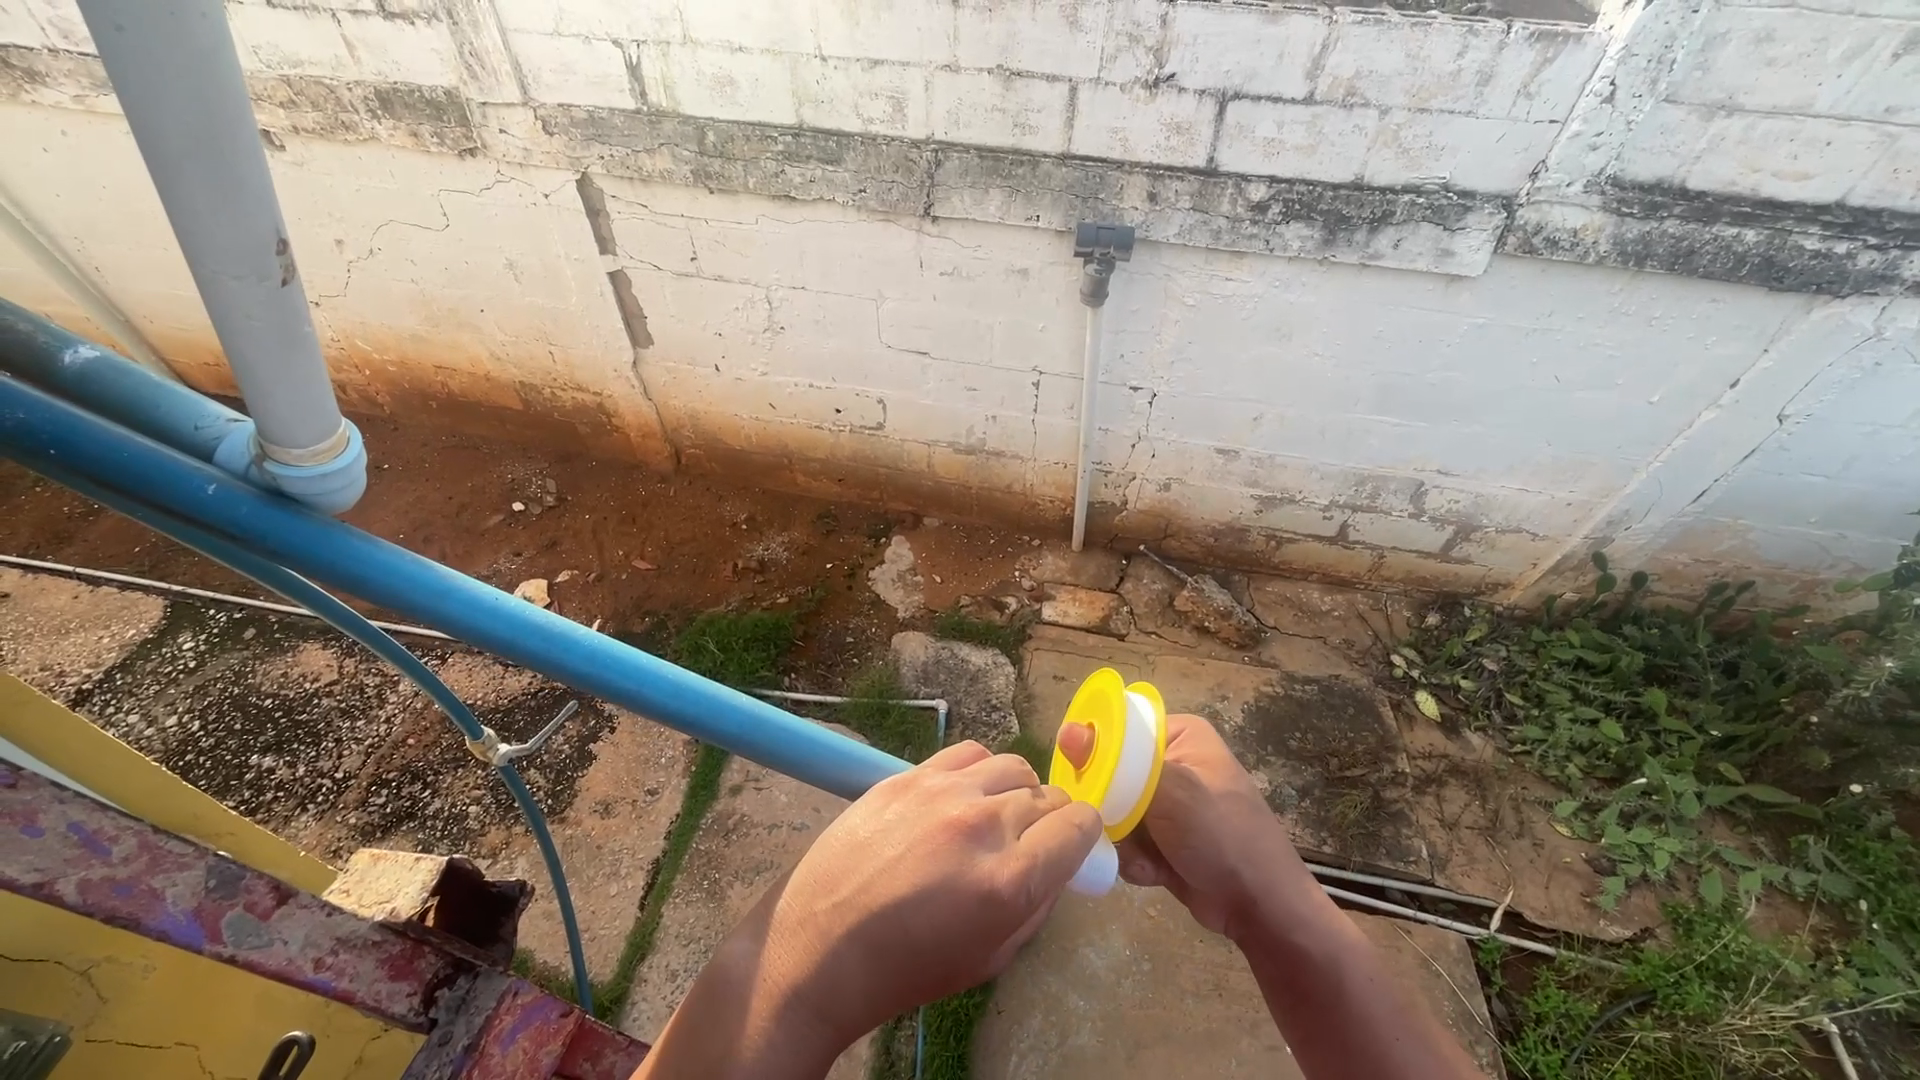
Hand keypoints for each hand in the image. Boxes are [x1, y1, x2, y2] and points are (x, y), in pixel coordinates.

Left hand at [748, 741, 1101, 1047]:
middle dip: (1050, 820)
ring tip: (993, 817)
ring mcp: (943, 792)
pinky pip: (969, 752)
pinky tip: (963, 796)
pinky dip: (980, 772)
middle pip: (1048, 795)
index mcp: (1010, 881)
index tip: (1072, 845)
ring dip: (1016, 791)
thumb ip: (1037, 904)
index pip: (1079, 825)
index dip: (1084, 836)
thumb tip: (1058, 864)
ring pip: (1013, 766)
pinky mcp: (909, 775)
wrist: (819, 946)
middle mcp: (984, 824)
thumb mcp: (991, 957)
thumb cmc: (907, 968)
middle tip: (1027, 843)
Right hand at [1057, 713, 1315, 941]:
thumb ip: (1117, 762)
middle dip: (1111, 811)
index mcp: (1179, 734)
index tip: (1083, 783)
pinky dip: (1134, 859)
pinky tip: (1156, 874)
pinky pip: (1124, 840)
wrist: (1261, 909)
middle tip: (1122, 831)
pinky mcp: (1161, 837)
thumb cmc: (1224, 838)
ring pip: (1111, 811)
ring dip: (1122, 840)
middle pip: (1109, 774)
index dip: (1093, 754)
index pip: (1116, 730)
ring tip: (1148, 859)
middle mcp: (1171, 761)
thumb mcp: (1171, 792)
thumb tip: (1068, 730)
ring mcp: (1166, 802)